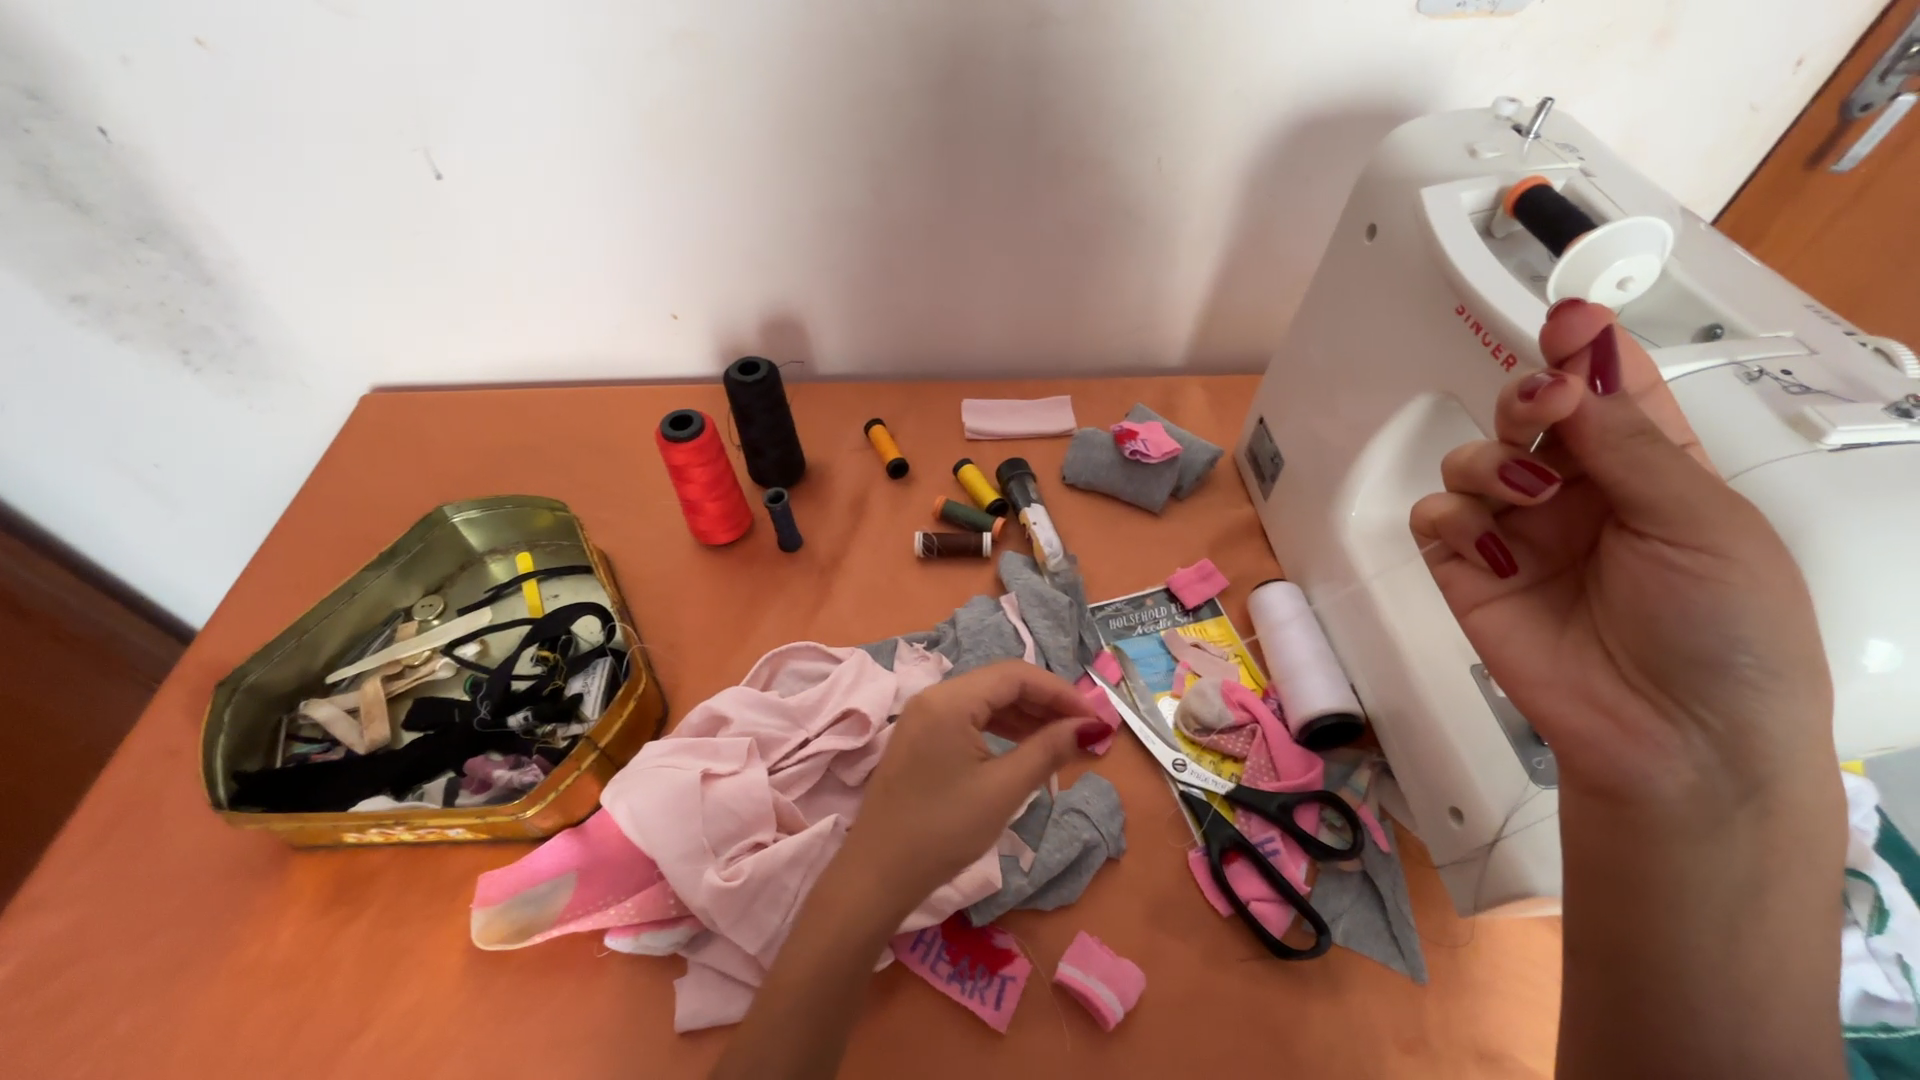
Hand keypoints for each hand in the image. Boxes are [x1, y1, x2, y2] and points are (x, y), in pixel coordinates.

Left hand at [839, 661, 1103, 916]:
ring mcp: (923, 718)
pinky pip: (969, 720)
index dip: (1060, 691)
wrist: (878, 874)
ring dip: (1026, 717)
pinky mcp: (920, 739)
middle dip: (1045, 703)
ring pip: (985, 701)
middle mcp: (934, 697)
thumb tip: (1088, 727)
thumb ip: (1048, 750)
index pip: (1016, 675)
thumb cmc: (944, 830)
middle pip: (1000, 683)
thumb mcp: (1004, 789)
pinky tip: (1025, 749)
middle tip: (1084, 731)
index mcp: (950, 700)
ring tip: (1063, 742)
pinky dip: (1001, 729)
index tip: (1094, 719)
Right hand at [1409, 299, 1834, 804]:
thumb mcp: (1704, 523)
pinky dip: (1454, 521)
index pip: (1607, 391)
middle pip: (1527, 414)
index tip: (1569, 319)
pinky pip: (1436, 519)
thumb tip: (1569, 382)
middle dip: (1527, 395)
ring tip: (1529, 496)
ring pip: (1471, 460)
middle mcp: (1576, 492)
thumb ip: (1631, 448)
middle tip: (1543, 404)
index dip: (1584, 351)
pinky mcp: (1467, 572)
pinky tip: (1493, 551)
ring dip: (1490, 461)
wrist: (1673, 737)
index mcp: (1650, 470)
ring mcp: (1516, 532)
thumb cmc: (1725, 625)